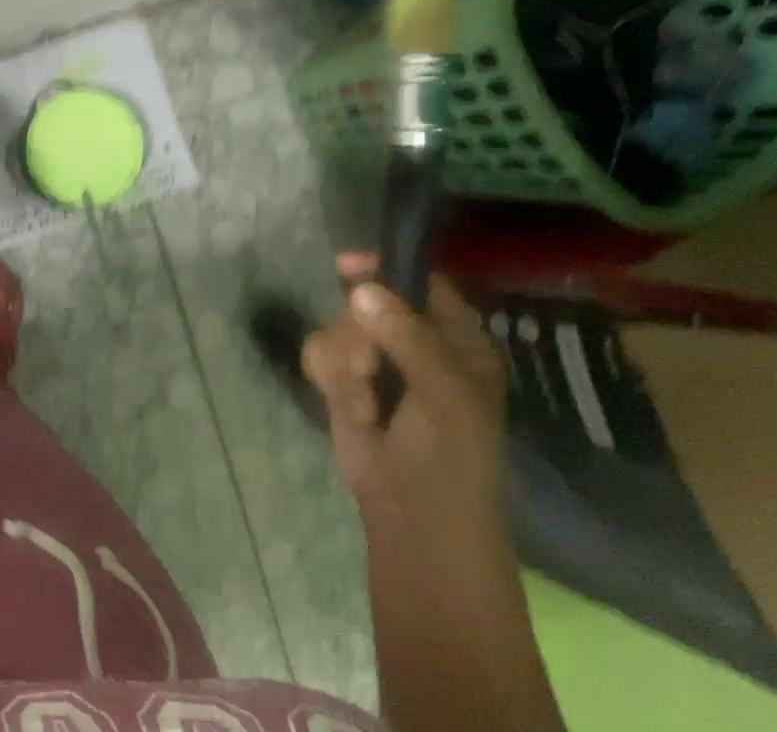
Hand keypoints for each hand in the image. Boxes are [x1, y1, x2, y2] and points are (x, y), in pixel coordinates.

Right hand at [302, 252, 507, 530]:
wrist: (414, 510)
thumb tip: (361, 290)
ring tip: (362, 399)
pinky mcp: (343, 382)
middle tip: (369, 368)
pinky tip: (346, 406)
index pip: (422, 285)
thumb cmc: (450, 453)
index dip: (388, 270)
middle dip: (359, 334)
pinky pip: (319, 354)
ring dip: (343, 363)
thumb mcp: (443, 392)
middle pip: (367, 303)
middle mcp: (414, 343)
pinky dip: (327, 378)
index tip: (348, 266)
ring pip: (337, 328)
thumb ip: (407, 337)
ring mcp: (376, 362)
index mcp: (457, 339)